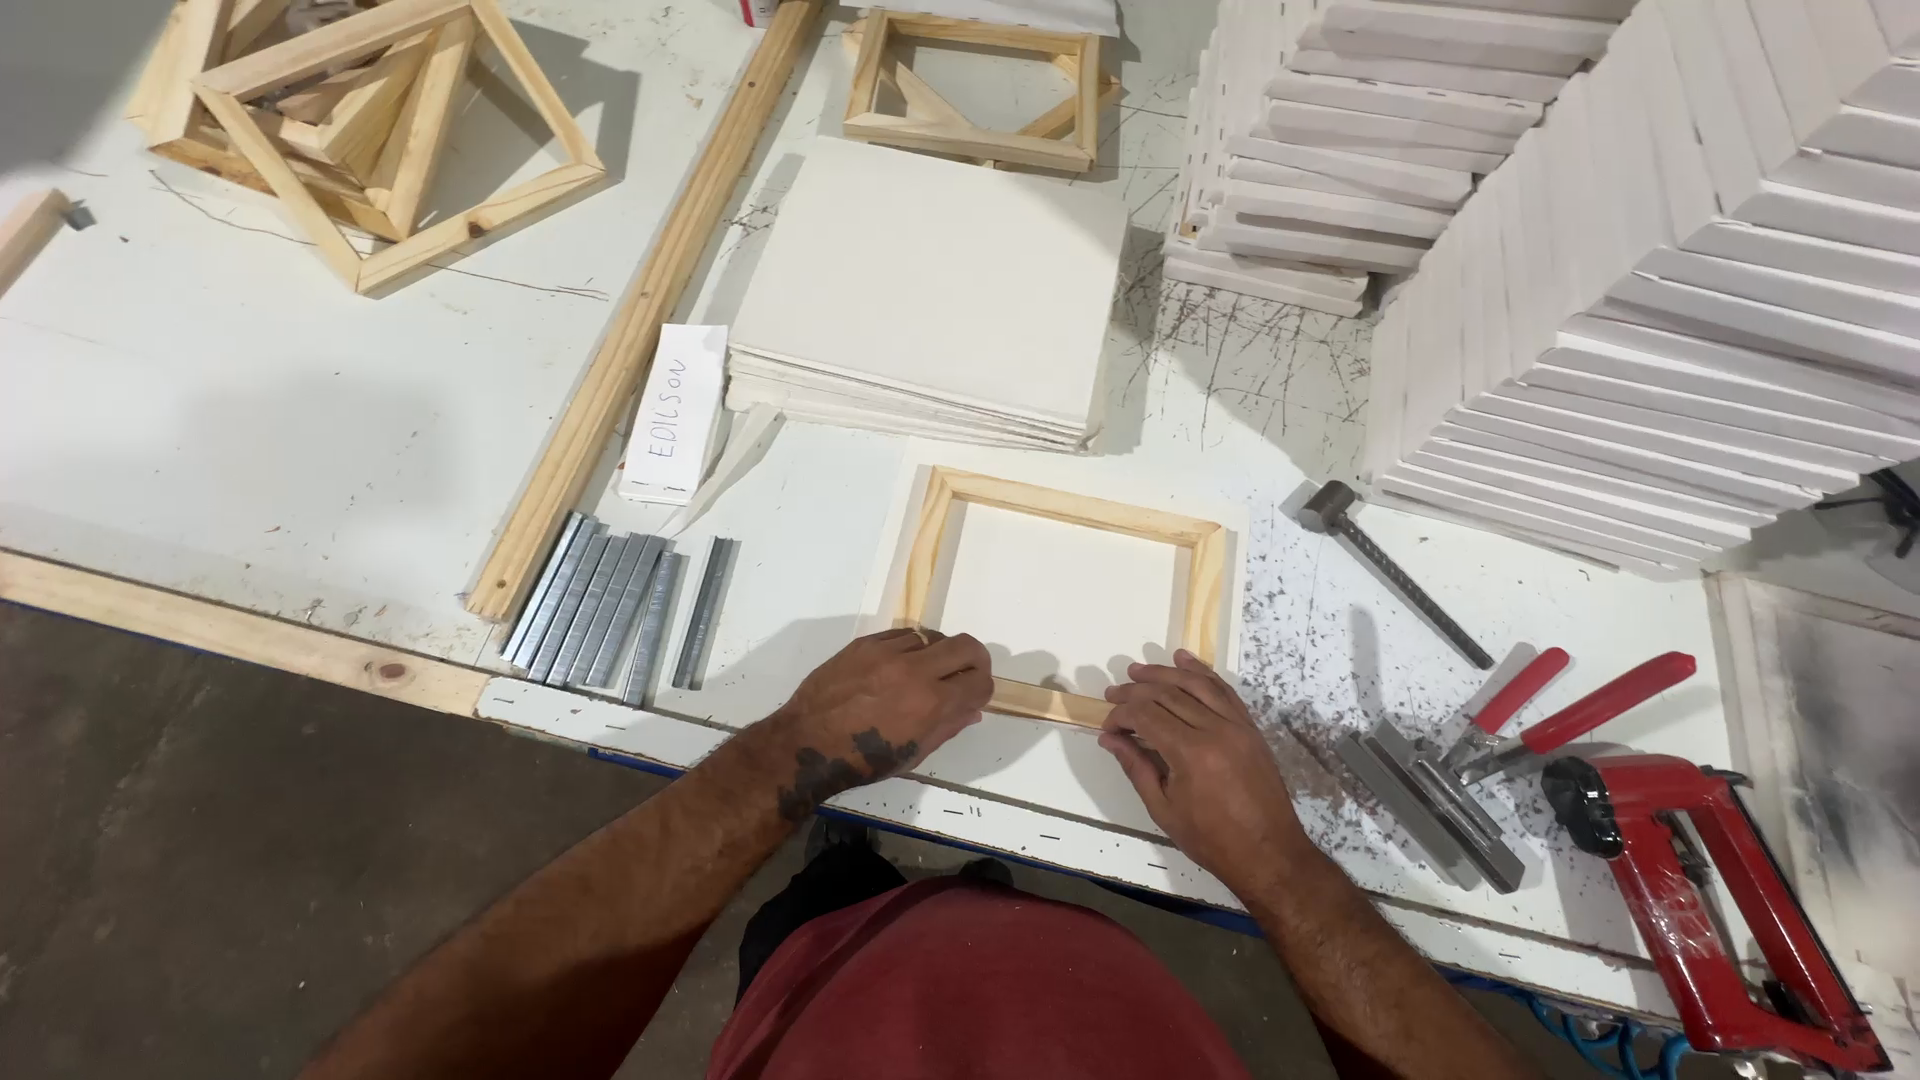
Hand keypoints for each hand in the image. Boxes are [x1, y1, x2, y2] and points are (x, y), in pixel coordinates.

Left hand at [763, 628, 991, 820]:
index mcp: (931, 704)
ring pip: (933, 636)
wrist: (808, 744)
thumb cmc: (863, 760)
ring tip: (927, 670)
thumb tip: (971, 709)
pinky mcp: (865, 643)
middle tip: (966, 673)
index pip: (979, 681)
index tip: (975, 694)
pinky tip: (900, 664)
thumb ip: (947, 727)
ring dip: (938, 652)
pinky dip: (910, 647)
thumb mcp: (913, 753)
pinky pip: (902, 634)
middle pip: (965, 646)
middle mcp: (914, 671)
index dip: (983, 688)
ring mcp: (888, 652)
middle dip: (975, 660)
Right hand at [1100, 650, 1312, 898]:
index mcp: (1191, 753)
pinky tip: (1183, 660)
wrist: (1270, 854)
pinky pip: (1224, 690)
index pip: (1145, 716)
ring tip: (1138, 670)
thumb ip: (1135, 766)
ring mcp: (1237, 725)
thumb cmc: (1211, 840)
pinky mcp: (1249, 727)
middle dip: (1134, 691)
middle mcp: (1215, 730)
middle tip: (1112, 693)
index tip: (1107, 726)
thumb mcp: (1163, 808)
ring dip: (1164, 672)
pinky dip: (1202, 672)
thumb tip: (1109, 738)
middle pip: (1166, 694)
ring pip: (1195, 684)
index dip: (1120, 715)